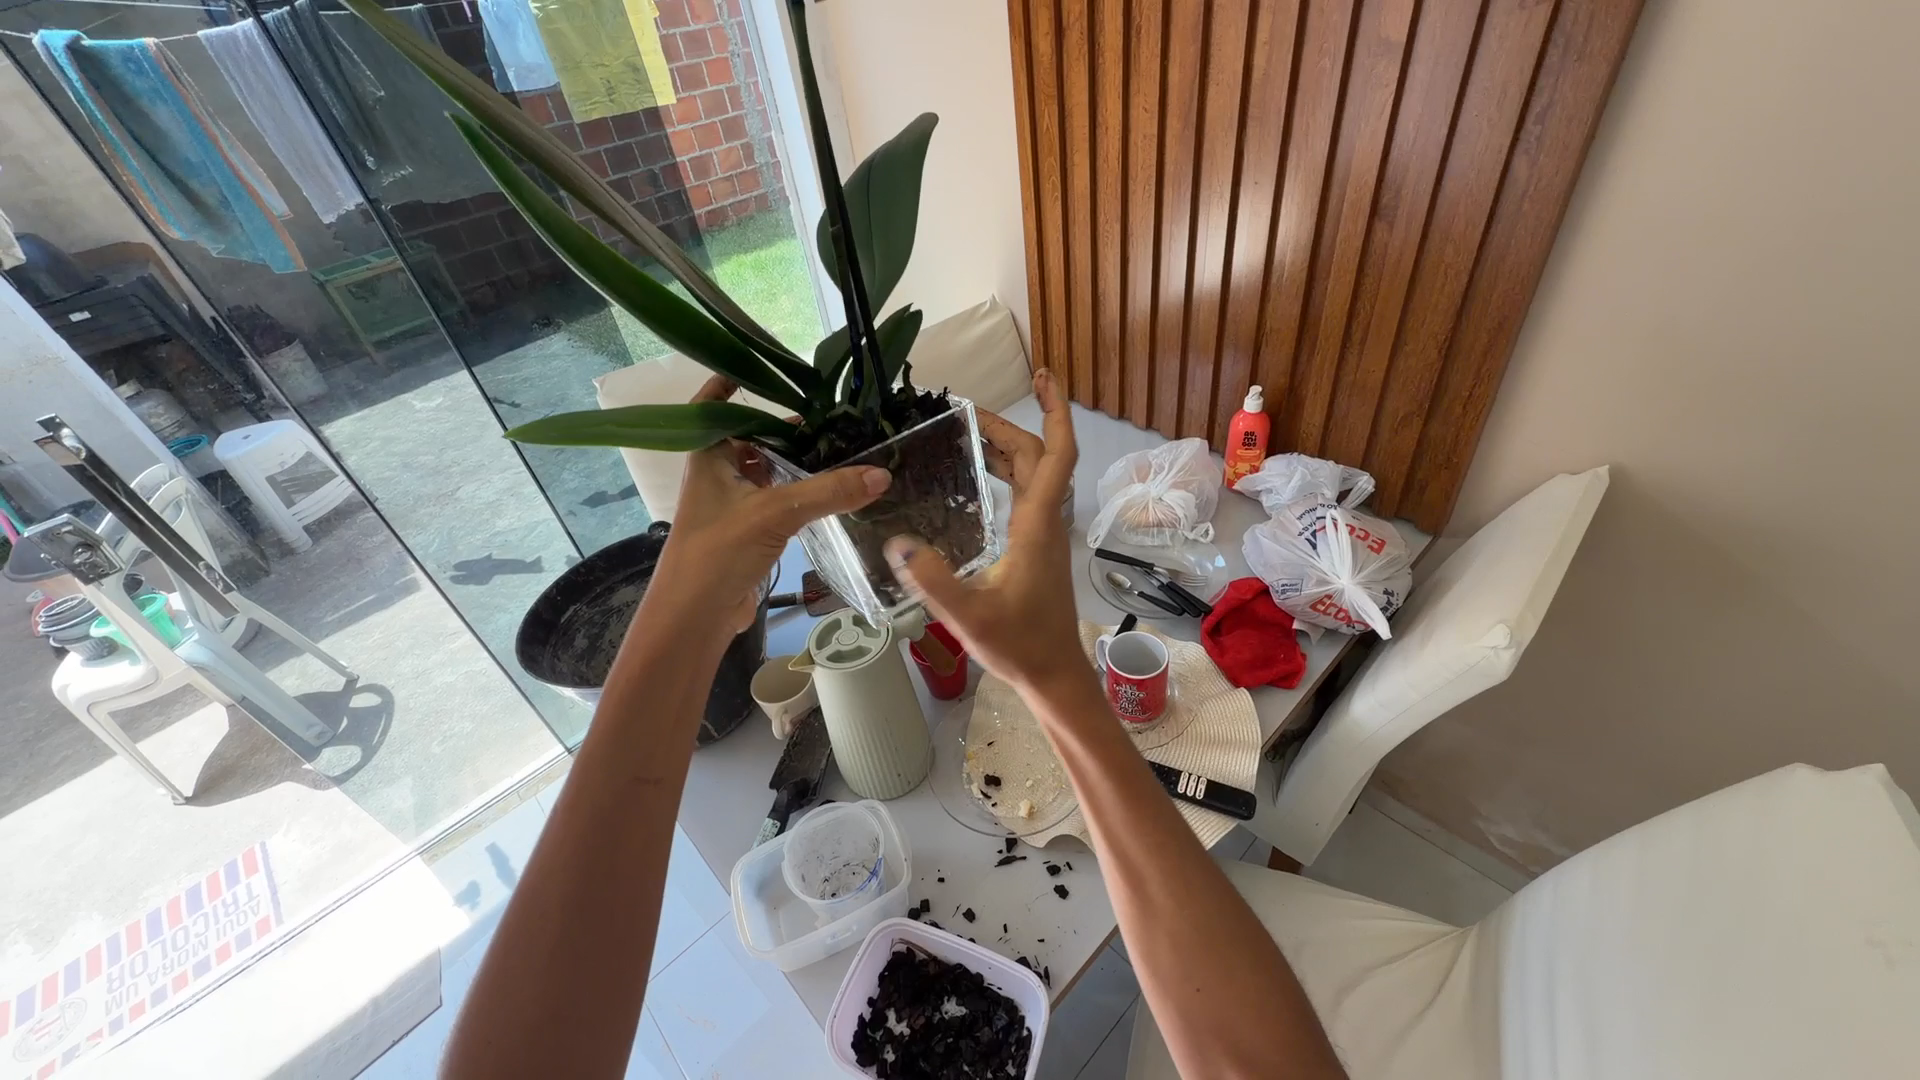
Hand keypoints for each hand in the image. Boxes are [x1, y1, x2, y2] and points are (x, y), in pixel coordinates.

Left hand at [651, 375, 890, 635]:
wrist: (695, 616)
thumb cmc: (719, 551)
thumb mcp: (775, 513)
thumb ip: (828, 491)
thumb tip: (882, 474)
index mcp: (708, 456)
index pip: (713, 404)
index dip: (732, 381)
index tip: (765, 366)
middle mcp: (717, 474)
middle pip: (749, 436)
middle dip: (783, 424)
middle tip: (826, 413)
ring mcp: (731, 504)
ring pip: (765, 469)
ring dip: (793, 459)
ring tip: (835, 444)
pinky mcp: (746, 531)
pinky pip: (775, 499)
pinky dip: (797, 491)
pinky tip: (825, 490)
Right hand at [885, 369, 1089, 695]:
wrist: (1054, 674)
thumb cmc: (1020, 646)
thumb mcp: (969, 616)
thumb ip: (934, 581)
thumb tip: (898, 542)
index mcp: (1035, 525)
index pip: (1055, 453)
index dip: (1055, 410)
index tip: (1044, 376)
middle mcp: (1045, 521)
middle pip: (1038, 456)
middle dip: (1008, 426)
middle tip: (966, 412)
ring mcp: (1044, 534)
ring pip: (1034, 475)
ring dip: (1008, 448)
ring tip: (969, 434)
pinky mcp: (1038, 548)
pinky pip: (1027, 495)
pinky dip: (1007, 474)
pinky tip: (980, 479)